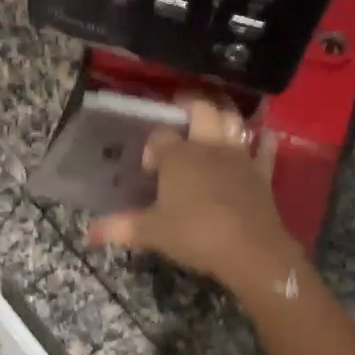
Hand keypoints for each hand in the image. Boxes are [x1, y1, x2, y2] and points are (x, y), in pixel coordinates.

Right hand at [87, 98, 301, 290]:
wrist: (249, 249)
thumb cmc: (194, 235)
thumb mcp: (151, 232)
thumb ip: (120, 227)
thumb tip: (89, 232)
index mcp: (178, 156)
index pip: (160, 135)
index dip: (152, 146)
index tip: (150, 169)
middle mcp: (208, 147)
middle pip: (202, 109)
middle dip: (191, 104)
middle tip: (182, 110)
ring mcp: (239, 156)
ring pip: (234, 120)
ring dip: (224, 113)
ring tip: (215, 115)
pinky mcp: (262, 172)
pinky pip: (265, 147)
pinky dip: (263, 138)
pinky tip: (261, 135)